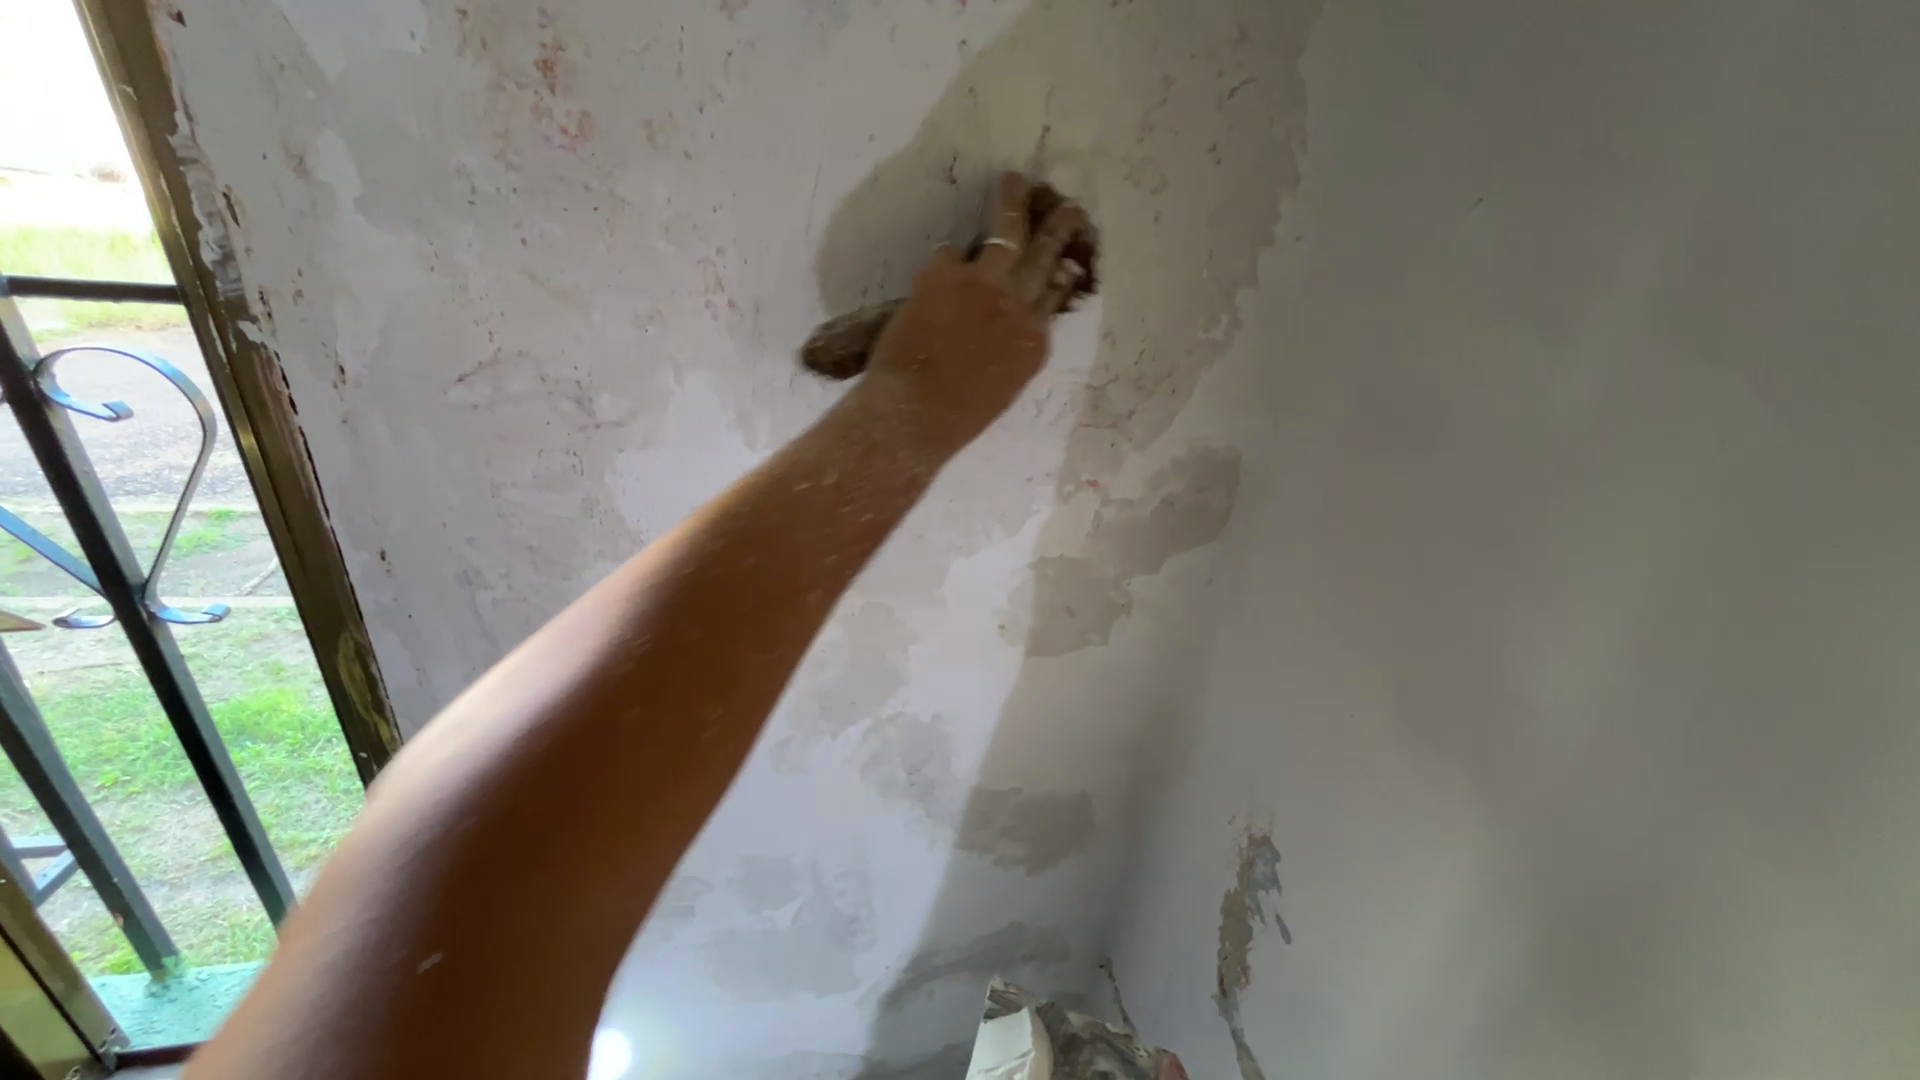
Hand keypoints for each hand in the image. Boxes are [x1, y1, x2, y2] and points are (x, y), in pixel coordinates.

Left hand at [855, 172, 1091, 452]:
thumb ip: (1011, 348)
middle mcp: (1018, 307)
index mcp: (1034, 342)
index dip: (1059, 273)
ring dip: (1013, 203)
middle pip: (1044, 259)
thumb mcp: (1002, 385)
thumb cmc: (956, 415)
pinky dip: (945, 261)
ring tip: (1014, 181)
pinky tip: (938, 270)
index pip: (1053, 296)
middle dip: (1058, 228)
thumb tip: (1007, 325)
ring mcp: (984, 285)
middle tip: (1067, 206)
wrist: (915, 413)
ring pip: (1007, 233)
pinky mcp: (945, 274)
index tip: (1066, 258)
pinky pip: (949, 254)